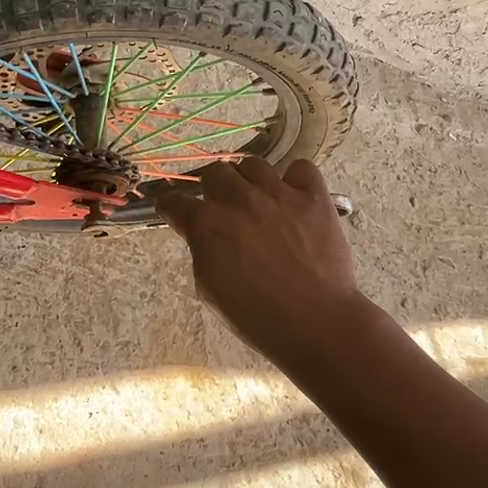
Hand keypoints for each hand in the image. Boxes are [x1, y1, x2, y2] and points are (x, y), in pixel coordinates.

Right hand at [157, 158, 371, 360]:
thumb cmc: (255, 316)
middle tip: (222, 207)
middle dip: (212, 188)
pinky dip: (295, 179)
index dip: (172, 207)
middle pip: (214, 172)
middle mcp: (238, 200)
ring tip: (257, 198)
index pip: (174, 201)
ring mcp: (278, 194)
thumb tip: (203, 236)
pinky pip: (301, 168)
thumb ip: (201, 251)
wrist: (315, 323)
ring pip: (253, 164)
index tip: (176, 211)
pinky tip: (294, 197)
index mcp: (206, 225)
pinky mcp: (313, 197)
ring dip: (249, 180)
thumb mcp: (209, 289)